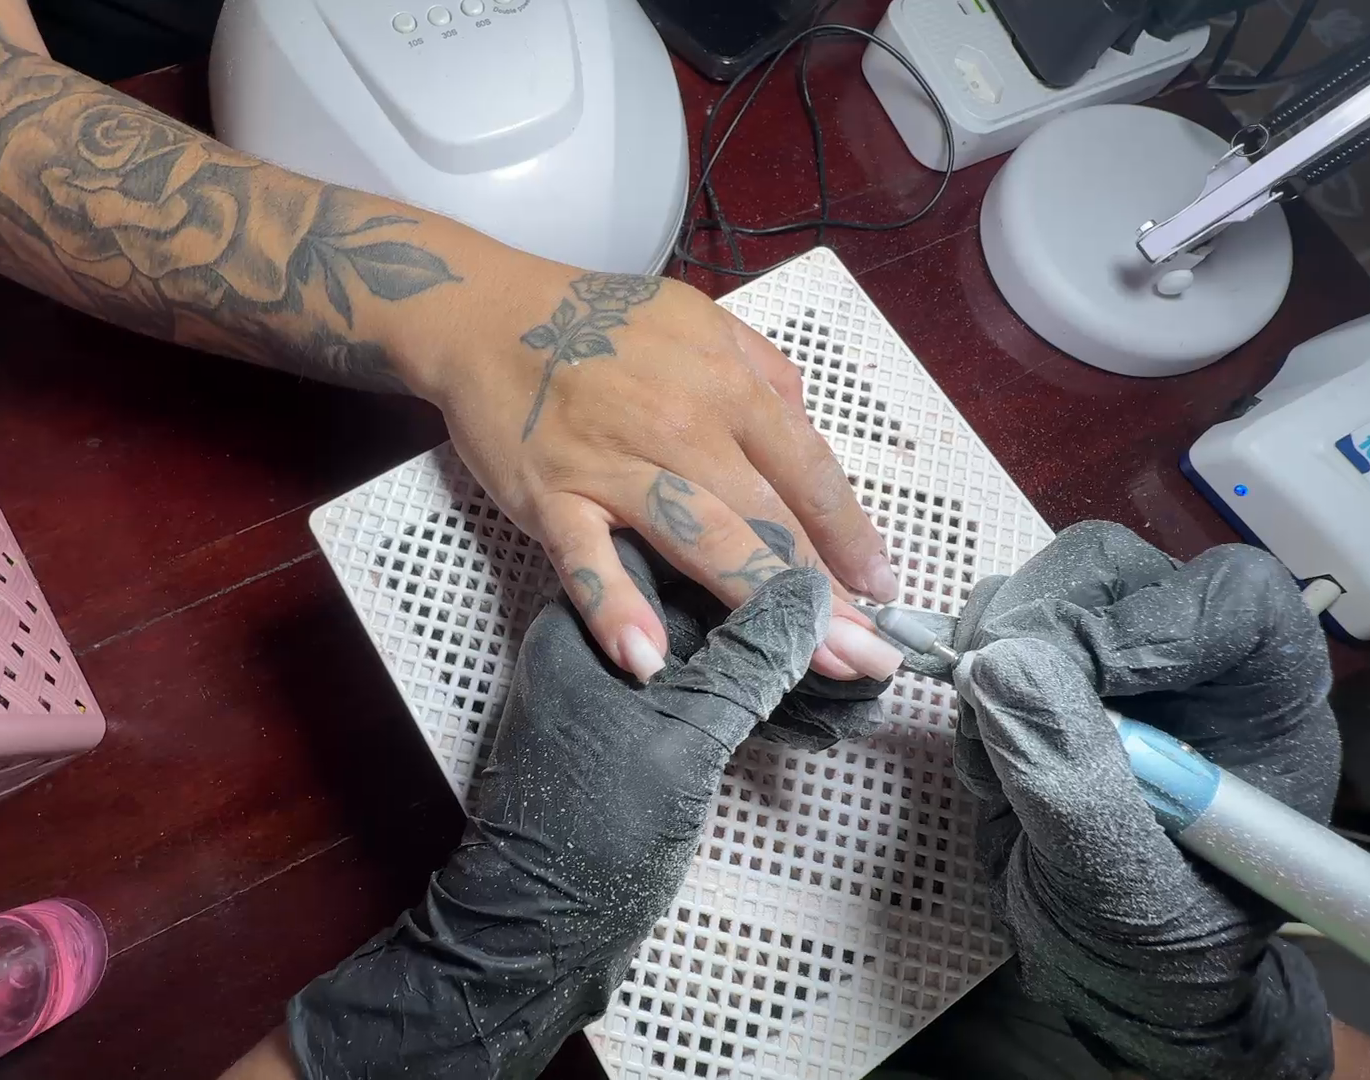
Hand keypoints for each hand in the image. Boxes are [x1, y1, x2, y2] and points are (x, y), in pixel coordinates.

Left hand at [285, 534, 885, 1077]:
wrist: (544, 930)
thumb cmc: (592, 833)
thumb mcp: (681, 739)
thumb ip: (747, 661)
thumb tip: (812, 595)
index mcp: (586, 622)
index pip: (678, 553)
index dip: (757, 555)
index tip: (829, 573)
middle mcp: (601, 638)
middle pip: (703, 594)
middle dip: (782, 608)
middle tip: (857, 624)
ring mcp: (623, 681)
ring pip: (715, 640)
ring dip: (781, 650)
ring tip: (854, 662)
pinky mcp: (645, 721)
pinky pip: (712, 682)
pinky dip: (762, 685)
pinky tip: (813, 694)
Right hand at [401, 260, 901, 684]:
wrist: (490, 316)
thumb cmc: (599, 320)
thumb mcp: (698, 320)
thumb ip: (761, 370)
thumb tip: (804, 430)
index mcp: (722, 384)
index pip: (804, 470)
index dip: (848, 533)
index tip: (879, 587)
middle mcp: (679, 426)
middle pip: (765, 517)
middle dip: (825, 590)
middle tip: (871, 655)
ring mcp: (612, 466)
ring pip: (697, 539)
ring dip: (758, 605)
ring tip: (811, 665)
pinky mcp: (551, 496)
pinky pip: (586, 558)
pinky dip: (613, 606)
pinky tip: (646, 659)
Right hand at [887, 522, 1337, 1079]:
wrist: (1091, 958)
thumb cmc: (1140, 945)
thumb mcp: (1118, 888)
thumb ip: (1070, 780)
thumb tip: (997, 664)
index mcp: (1255, 710)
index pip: (1229, 602)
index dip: (1149, 619)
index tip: (1074, 674)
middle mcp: (1180, 663)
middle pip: (1113, 569)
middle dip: (1042, 621)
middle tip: (995, 693)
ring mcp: (1099, 656)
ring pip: (1038, 584)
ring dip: (991, 652)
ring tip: (993, 745)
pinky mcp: (1035, 662)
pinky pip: (985, 623)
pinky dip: (963, 671)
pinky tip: (981, 739)